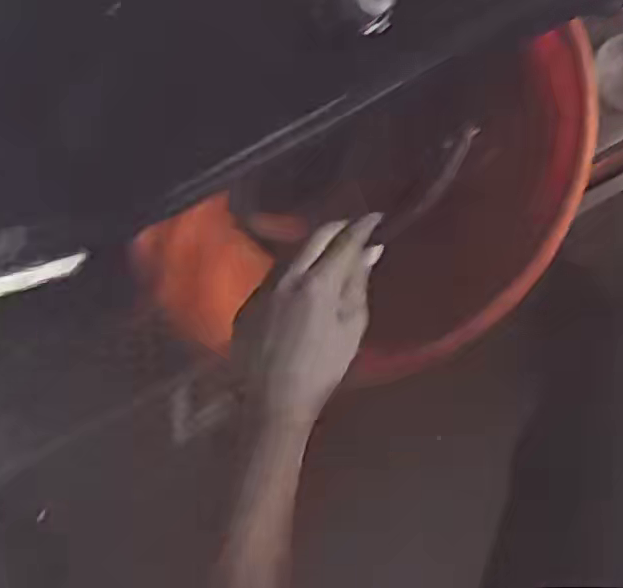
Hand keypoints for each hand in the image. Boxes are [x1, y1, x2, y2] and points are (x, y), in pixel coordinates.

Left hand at [235, 214, 383, 427]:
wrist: (274, 404)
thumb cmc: (325, 365)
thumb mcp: (353, 323)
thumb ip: (358, 282)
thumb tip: (370, 250)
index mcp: (318, 284)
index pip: (344, 241)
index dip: (362, 226)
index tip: (376, 217)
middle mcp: (287, 279)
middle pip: (314, 238)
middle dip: (337, 227)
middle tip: (354, 226)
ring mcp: (262, 291)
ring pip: (291, 254)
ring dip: (313, 246)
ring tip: (331, 248)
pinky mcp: (247, 306)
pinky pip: (275, 276)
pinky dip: (295, 268)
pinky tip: (304, 279)